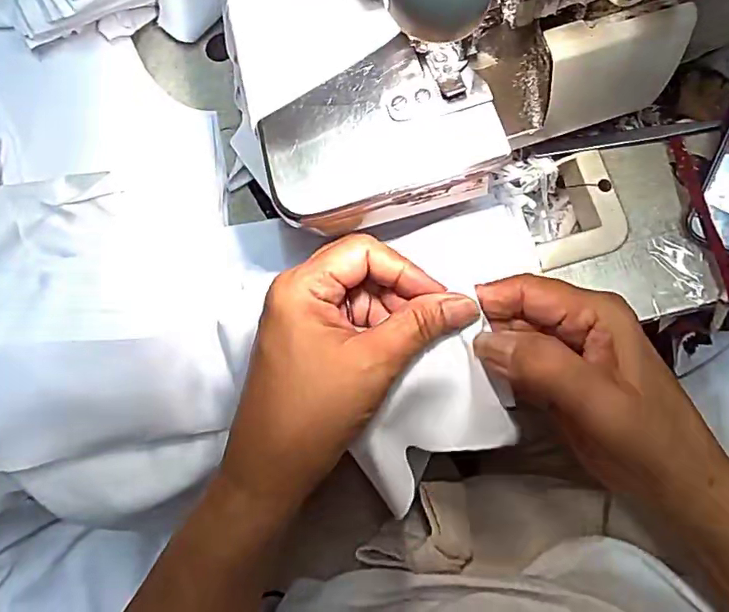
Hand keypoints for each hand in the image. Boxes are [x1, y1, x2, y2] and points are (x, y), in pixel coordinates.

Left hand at [219, 234, 479, 509]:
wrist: (268, 475)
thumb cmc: (309, 418)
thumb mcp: (374, 363)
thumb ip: (420, 325)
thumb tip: (459, 302)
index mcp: (300, 285)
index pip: (363, 252)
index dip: (405, 271)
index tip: (438, 298)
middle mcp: (296, 290)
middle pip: (361, 268)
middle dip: (400, 291)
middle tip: (432, 318)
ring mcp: (299, 312)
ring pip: (358, 291)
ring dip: (390, 310)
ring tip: (413, 339)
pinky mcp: (307, 334)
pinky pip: (349, 314)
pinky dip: (376, 326)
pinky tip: (393, 347)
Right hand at [473, 274, 724, 515]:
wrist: (683, 492)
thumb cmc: (649, 443)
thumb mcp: (596, 401)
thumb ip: (541, 364)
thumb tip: (485, 340)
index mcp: (596, 312)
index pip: (530, 290)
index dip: (491, 298)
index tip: (451, 316)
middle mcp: (583, 322)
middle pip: (522, 310)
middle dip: (488, 324)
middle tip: (450, 345)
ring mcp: (574, 350)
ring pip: (520, 337)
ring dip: (494, 349)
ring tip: (459, 362)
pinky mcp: (566, 378)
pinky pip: (527, 363)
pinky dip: (506, 370)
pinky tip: (486, 381)